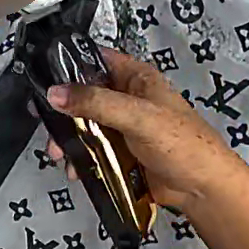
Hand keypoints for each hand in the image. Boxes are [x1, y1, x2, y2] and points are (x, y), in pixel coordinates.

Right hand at [44, 48, 248, 211]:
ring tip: (60, 153)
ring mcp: (124, 127)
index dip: (71, 65)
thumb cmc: (186, 146)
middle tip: (50, 125)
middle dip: (65, 113)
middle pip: (85, 96)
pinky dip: (81, 158)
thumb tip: (58, 93)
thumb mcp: (138, 117)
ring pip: (86, 125)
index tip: (47, 78)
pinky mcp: (122, 152)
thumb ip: (96, 102)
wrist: (202, 189)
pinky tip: (76, 167)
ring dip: (70, 139)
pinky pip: (93, 149)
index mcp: (137, 78)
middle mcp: (129, 99)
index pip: (97, 59)